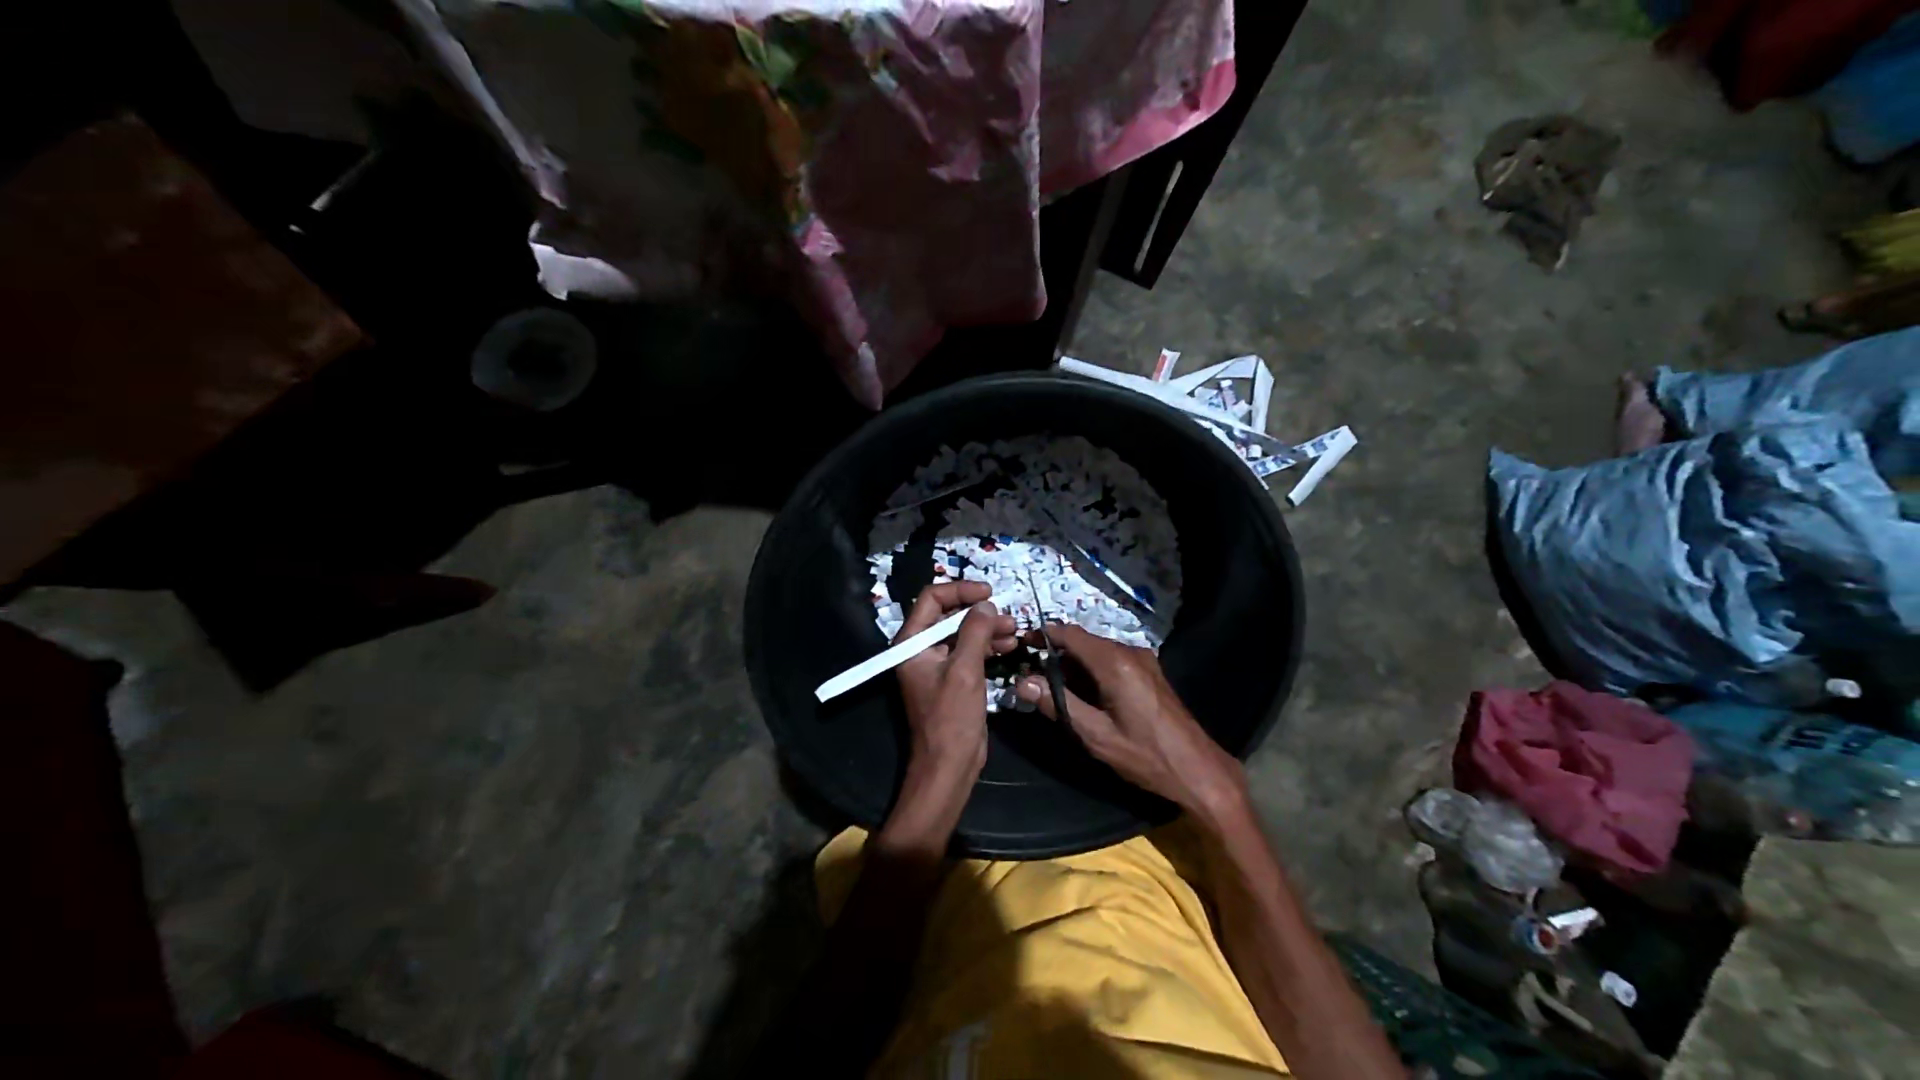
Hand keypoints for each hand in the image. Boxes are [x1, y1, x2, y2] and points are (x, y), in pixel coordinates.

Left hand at [895, 581, 1019, 775]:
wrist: (948, 765)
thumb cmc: (951, 718)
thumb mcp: (964, 670)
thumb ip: (974, 632)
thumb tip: (986, 604)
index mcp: (911, 644)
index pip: (932, 599)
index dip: (960, 590)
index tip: (989, 592)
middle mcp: (920, 650)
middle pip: (948, 615)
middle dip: (978, 612)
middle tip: (1008, 616)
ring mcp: (937, 665)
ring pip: (962, 633)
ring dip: (987, 629)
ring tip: (1014, 631)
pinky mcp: (952, 679)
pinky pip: (969, 652)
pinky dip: (988, 646)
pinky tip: (1009, 646)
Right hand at [1016, 624, 1248, 826]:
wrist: (1199, 770)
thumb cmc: (1146, 755)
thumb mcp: (1096, 735)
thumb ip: (1058, 705)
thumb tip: (1023, 682)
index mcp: (1115, 663)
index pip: (1070, 635)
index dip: (1043, 634)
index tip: (1021, 643)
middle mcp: (1130, 653)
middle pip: (1084, 641)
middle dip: (1056, 652)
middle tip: (1031, 671)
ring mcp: (1143, 661)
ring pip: (1098, 651)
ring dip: (1074, 663)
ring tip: (1051, 685)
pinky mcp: (1150, 673)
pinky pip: (1113, 660)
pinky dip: (1092, 669)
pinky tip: (1082, 692)